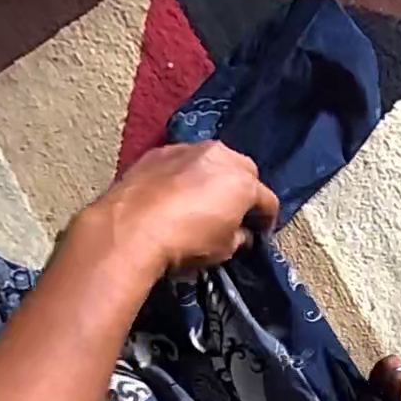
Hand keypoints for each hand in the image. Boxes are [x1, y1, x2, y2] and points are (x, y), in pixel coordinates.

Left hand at [75, 142, 280, 273]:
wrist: (132, 228)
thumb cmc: (186, 242)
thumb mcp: (223, 250)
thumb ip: (239, 237)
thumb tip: (240, 233)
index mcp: (243, 183)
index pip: (268, 200)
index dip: (267, 219)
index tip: (260, 233)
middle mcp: (220, 157)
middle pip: (244, 171)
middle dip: (244, 190)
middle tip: (236, 213)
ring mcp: (188, 149)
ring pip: (214, 160)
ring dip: (216, 177)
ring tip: (206, 200)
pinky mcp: (159, 152)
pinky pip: (184, 161)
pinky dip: (187, 174)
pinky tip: (178, 194)